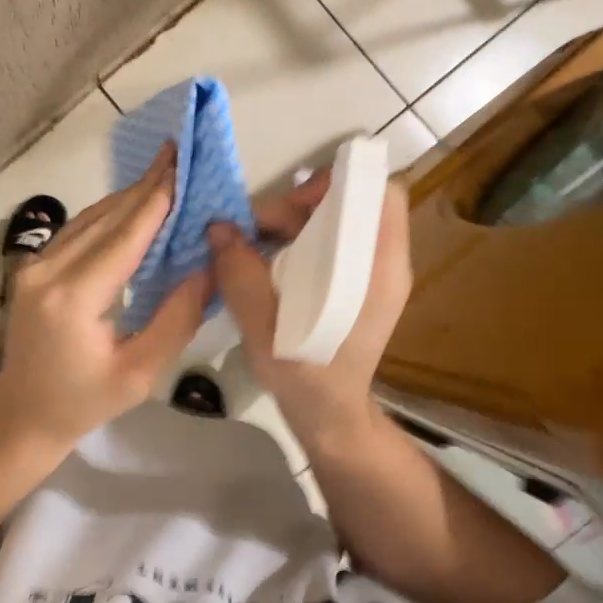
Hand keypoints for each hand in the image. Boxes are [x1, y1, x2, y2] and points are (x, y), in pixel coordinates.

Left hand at [0, 143, 212, 446]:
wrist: (22, 414)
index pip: (125, 237)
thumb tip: (206, 268)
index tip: (183, 164)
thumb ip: (175, 320)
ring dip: (126, 198)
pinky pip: (75, 233)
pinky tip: (132, 208)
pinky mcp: (32, 271)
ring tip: (164, 173)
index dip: (156, 199)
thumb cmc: (83, 402)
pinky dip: (107, 217)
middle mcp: (47, 272)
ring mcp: (34, 268)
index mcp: (73, 298)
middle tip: (179, 153)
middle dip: (145, 187)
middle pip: (105, 219)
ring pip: (87, 220)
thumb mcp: (139, 374)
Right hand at [207, 169, 411, 451]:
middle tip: (255, 231)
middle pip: (351, 204)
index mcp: (377, 269)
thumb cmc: (305, 375)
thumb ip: (241, 275)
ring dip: (292, 227)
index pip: (379, 193)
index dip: (336, 185)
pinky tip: (267, 266)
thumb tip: (218, 228)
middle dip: (299, 207)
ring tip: (252, 250)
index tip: (289, 205)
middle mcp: (384, 263)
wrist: (329, 417)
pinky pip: (333, 245)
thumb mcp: (264, 329)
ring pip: (337, 223)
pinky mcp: (358, 287)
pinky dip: (299, 243)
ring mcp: (373, 275)